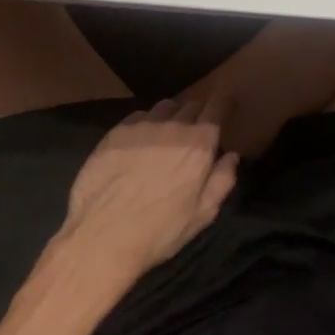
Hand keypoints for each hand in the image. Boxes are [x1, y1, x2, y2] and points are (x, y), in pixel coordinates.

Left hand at [61, 98, 237, 274]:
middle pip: (191, 105)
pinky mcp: (115, 133)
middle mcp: (173, 127)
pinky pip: (138, 116)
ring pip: (164, 107)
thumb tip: (231, 156)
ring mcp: (141, 127)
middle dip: (199, 112)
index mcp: (199, 144)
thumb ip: (222, 181)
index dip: (224, 98)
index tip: (226, 96)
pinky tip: (141, 140)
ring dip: (172, 115)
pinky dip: (146, 122)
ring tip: (168, 131)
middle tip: (197, 126)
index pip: (217, 106)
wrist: (102, 237)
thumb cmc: (159, 231)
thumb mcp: (203, 214)